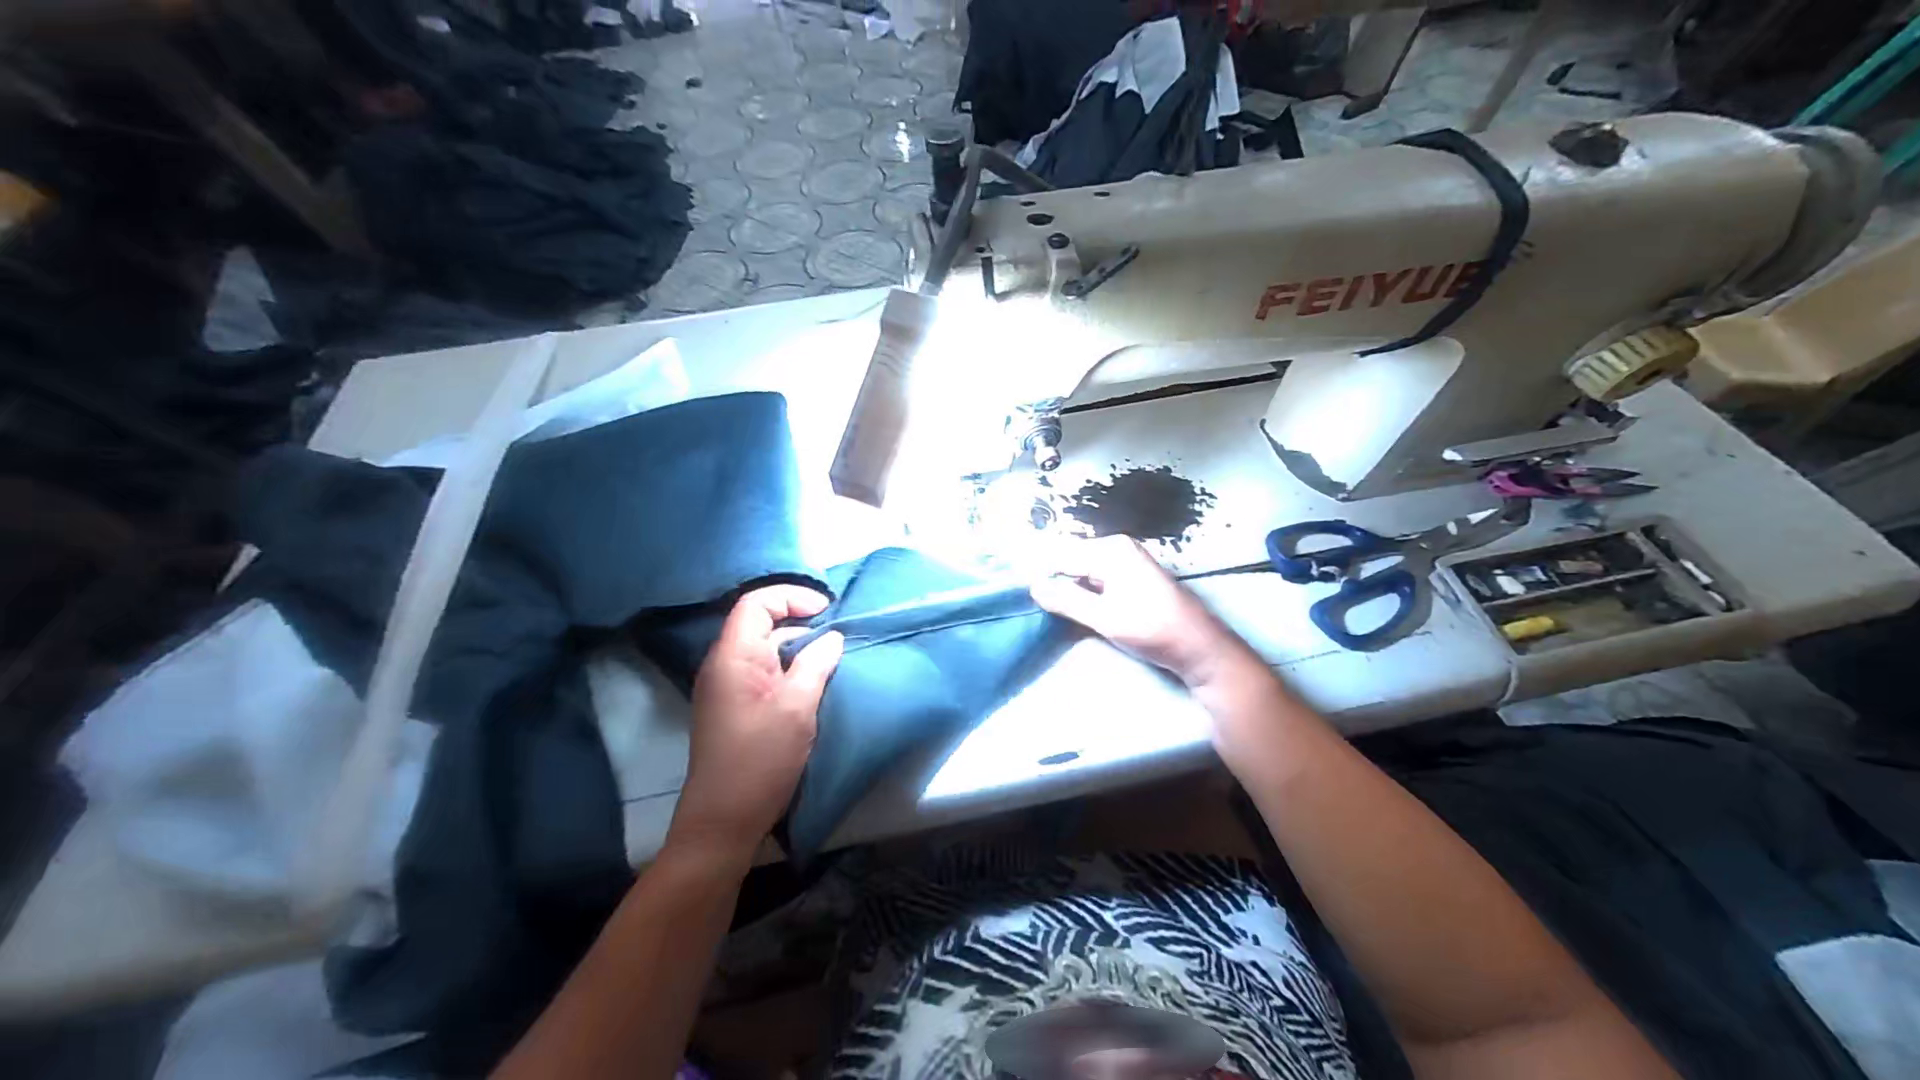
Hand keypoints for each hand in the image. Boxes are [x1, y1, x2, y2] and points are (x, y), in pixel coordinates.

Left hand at [668, 585, 843, 859]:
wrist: (722, 823)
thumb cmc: (759, 761)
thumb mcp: (797, 708)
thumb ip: (816, 665)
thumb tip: (832, 637)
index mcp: (732, 657)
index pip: (756, 603)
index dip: (792, 597)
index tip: (828, 612)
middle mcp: (723, 665)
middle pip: (759, 623)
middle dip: (800, 622)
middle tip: (838, 636)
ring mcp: (726, 688)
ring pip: (763, 650)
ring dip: (797, 648)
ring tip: (832, 659)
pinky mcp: (734, 708)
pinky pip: (762, 673)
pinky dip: (789, 669)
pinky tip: (813, 684)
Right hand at [1029, 535, 1251, 689]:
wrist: (1200, 647)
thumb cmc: (1152, 628)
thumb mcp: (1103, 617)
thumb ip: (1066, 600)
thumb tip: (1033, 586)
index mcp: (1111, 549)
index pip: (1061, 556)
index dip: (1040, 573)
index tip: (1019, 589)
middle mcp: (1119, 548)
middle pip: (1073, 561)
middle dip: (1054, 579)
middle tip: (1031, 600)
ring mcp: (1128, 562)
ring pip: (1085, 572)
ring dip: (1069, 588)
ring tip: (1048, 605)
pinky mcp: (1133, 578)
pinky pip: (1098, 579)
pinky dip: (1085, 592)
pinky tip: (1075, 607)